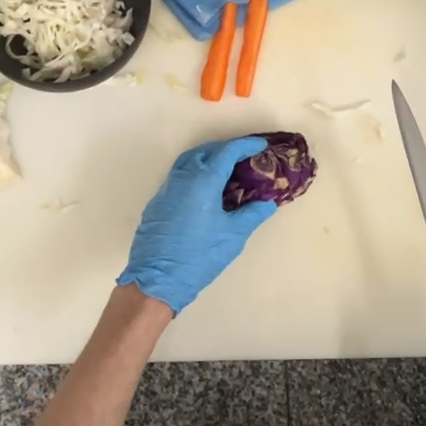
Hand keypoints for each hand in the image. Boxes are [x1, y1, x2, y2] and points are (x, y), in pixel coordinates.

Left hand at [115, 136, 277, 313]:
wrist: (157, 280)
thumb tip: (268, 202)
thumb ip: (252, 214)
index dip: (245, 146)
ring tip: (225, 170)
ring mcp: (166, 190)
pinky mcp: (157, 204)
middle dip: (225, 149)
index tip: (260, 145)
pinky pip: (178, 178)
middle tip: (244, 157)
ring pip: (187, 163)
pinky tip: (204, 191)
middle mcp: (182, 179)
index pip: (226, 152)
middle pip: (205, 152)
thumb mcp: (233, 236)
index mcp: (202, 182)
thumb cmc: (199, 256)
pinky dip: (194, 174)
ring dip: (207, 159)